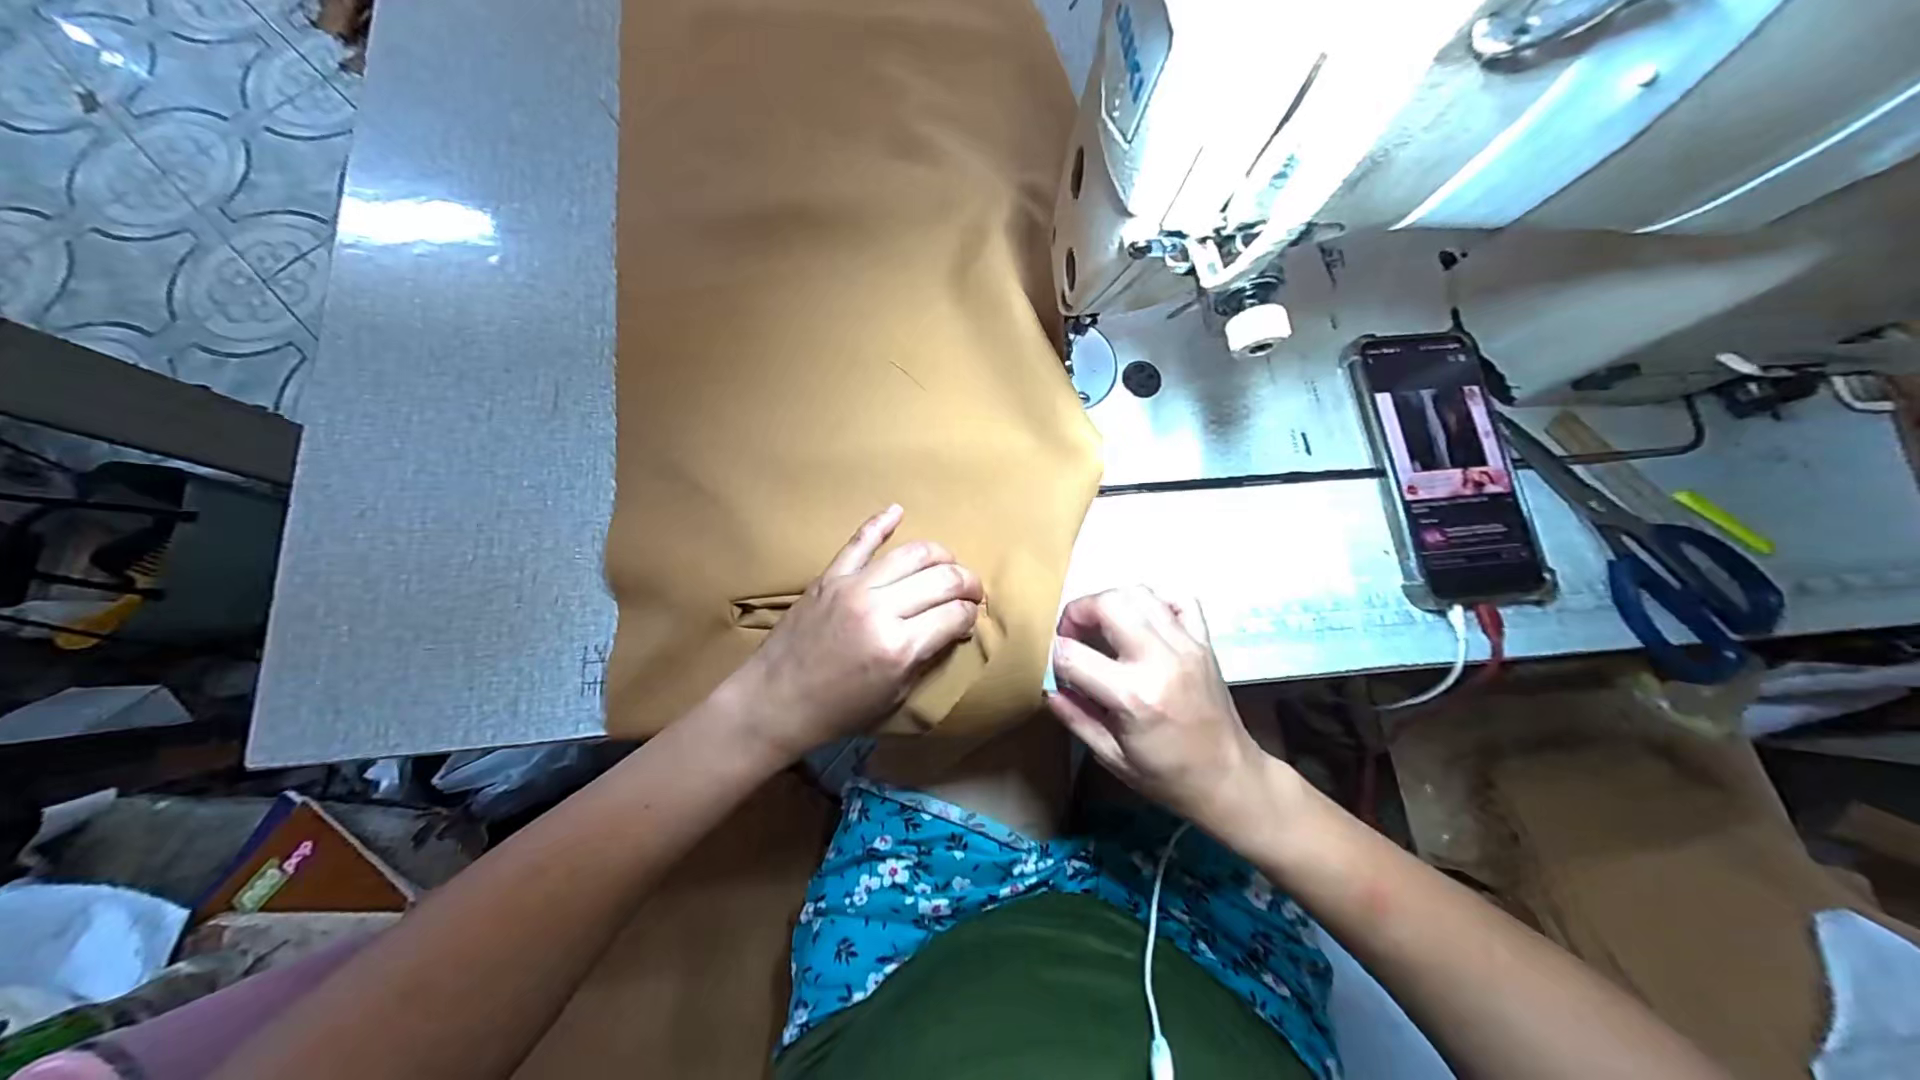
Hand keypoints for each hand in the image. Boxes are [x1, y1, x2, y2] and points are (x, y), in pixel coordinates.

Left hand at [721, 505, 983, 762]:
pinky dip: (881, 523)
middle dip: (968, 583)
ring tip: (949, 565)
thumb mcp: (895, 694)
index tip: (971, 617)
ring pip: (911, 554)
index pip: (954, 615)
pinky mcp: (829, 577)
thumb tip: (954, 626)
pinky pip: (860, 541)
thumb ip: (928, 655)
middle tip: (973, 591)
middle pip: (942, 579)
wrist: (774, 702)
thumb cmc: (839, 710)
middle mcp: (880, 609)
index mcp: (900, 647)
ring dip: (940, 555)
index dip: (970, 614)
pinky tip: (898, 511)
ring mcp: (852, 587)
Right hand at [1045, 587, 1282, 833]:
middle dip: (1078, 613)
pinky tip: (1141, 621)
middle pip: (1108, 604)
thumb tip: (1047, 685)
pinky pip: (1178, 598)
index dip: (1052, 654)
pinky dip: (1154, 601)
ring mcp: (1186, 646)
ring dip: (1110, 602)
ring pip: (1139, 593)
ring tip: (1102, 626)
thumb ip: (1074, 716)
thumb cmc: (1167, 776)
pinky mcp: (1204, 641)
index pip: (1072, 654)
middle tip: (1072, 635)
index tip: (1052, 664)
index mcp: (1133, 697)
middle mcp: (1160, 661)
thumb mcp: (1110, 755)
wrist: (1229, 779)